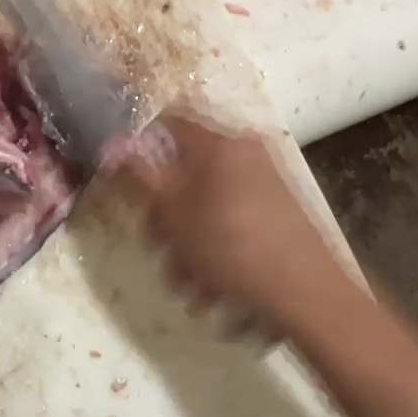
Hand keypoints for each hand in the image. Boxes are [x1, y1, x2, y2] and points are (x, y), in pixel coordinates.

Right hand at [114, 111, 339, 324]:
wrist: (306, 295)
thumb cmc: (230, 246)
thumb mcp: (171, 213)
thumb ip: (137, 175)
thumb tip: (111, 143)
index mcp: (220, 143)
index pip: (168, 122)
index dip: (139, 144)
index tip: (125, 178)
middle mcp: (245, 154)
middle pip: (184, 171)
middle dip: (165, 216)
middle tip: (159, 247)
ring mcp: (265, 184)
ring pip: (205, 205)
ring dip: (187, 245)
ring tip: (188, 285)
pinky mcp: (277, 215)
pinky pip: (230, 223)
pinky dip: (215, 252)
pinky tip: (211, 290)